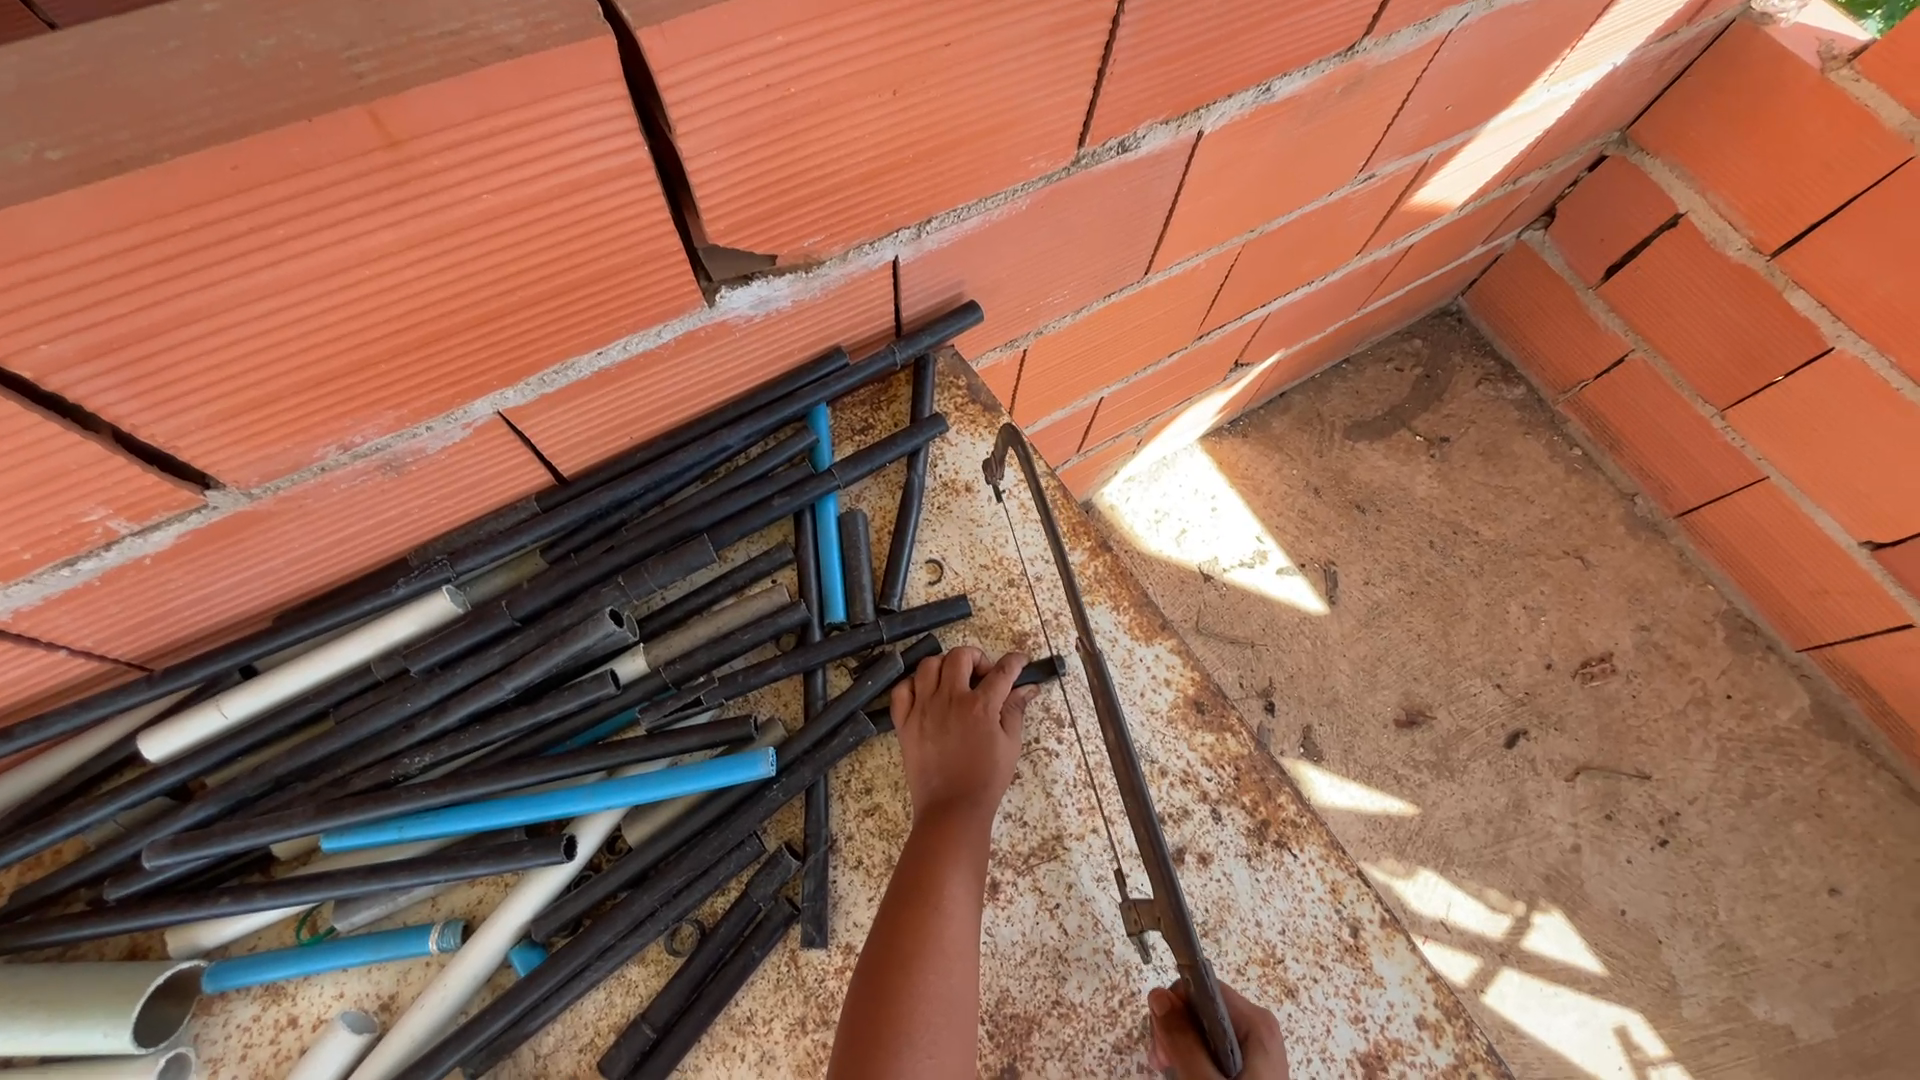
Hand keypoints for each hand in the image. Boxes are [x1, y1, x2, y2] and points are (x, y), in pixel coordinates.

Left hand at [889, 647, 1036, 826]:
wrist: (952, 808)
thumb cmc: (986, 779)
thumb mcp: (1010, 745)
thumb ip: (1015, 711)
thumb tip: (1028, 688)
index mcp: (980, 706)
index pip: (1002, 671)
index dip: (1015, 661)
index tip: (1019, 661)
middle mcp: (950, 700)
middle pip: (960, 656)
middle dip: (977, 658)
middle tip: (983, 675)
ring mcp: (923, 709)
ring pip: (929, 665)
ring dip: (945, 666)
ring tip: (954, 682)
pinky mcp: (904, 722)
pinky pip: (902, 689)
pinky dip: (914, 684)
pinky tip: (926, 694)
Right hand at [1148, 980, 1287, 1078]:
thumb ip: (1182, 1040)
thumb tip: (1157, 994)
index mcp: (1255, 1022)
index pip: (1199, 986)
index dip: (1173, 1009)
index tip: (1161, 1046)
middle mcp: (1256, 1026)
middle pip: (1197, 1005)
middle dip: (1173, 1031)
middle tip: (1163, 1065)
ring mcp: (1253, 1044)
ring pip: (1199, 1026)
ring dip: (1179, 1047)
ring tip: (1173, 1073)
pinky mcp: (1248, 1062)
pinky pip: (1210, 1044)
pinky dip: (1193, 1058)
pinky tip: (1187, 1075)